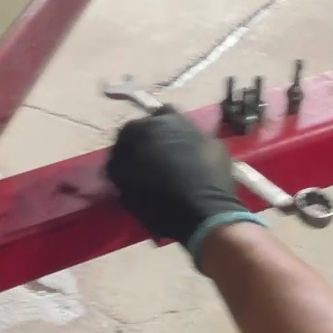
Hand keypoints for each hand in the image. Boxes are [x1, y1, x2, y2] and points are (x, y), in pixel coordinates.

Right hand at [107, 108, 248, 246]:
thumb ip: (118, 167)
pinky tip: (195, 168)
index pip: (125, 133)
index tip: (126, 164)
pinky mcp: (215, 141)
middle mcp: (168, 120)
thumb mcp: (126, 187)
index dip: (125, 150)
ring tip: (174, 162)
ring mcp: (195, 128)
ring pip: (179, 127)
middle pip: (155, 121)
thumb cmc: (157, 201)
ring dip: (173, 139)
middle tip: (151, 157)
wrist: (203, 213)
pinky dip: (194, 151)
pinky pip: (199, 142)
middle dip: (151, 136)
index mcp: (141, 129)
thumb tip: (119, 161)